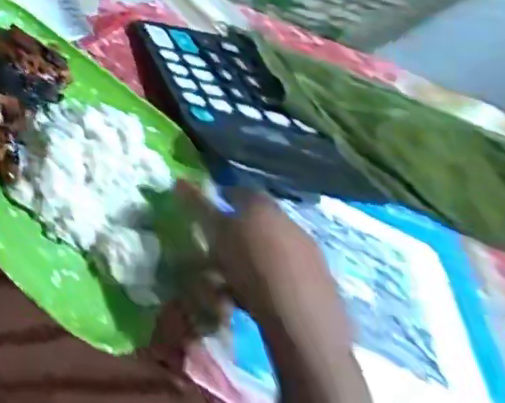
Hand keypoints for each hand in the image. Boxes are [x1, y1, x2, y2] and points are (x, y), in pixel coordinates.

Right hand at [175, 184, 368, 402]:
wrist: (303, 323)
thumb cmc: (250, 268)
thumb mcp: (215, 234)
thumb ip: (197, 206)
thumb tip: (179, 180)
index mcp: (263, 204)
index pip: (238, 191)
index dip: (220, 200)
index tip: (206, 215)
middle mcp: (290, 221)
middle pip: (259, 220)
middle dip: (240, 231)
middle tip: (220, 250)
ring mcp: (312, 253)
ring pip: (275, 247)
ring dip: (257, 257)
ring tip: (238, 280)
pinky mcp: (325, 283)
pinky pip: (291, 272)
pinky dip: (275, 279)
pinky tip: (262, 297)